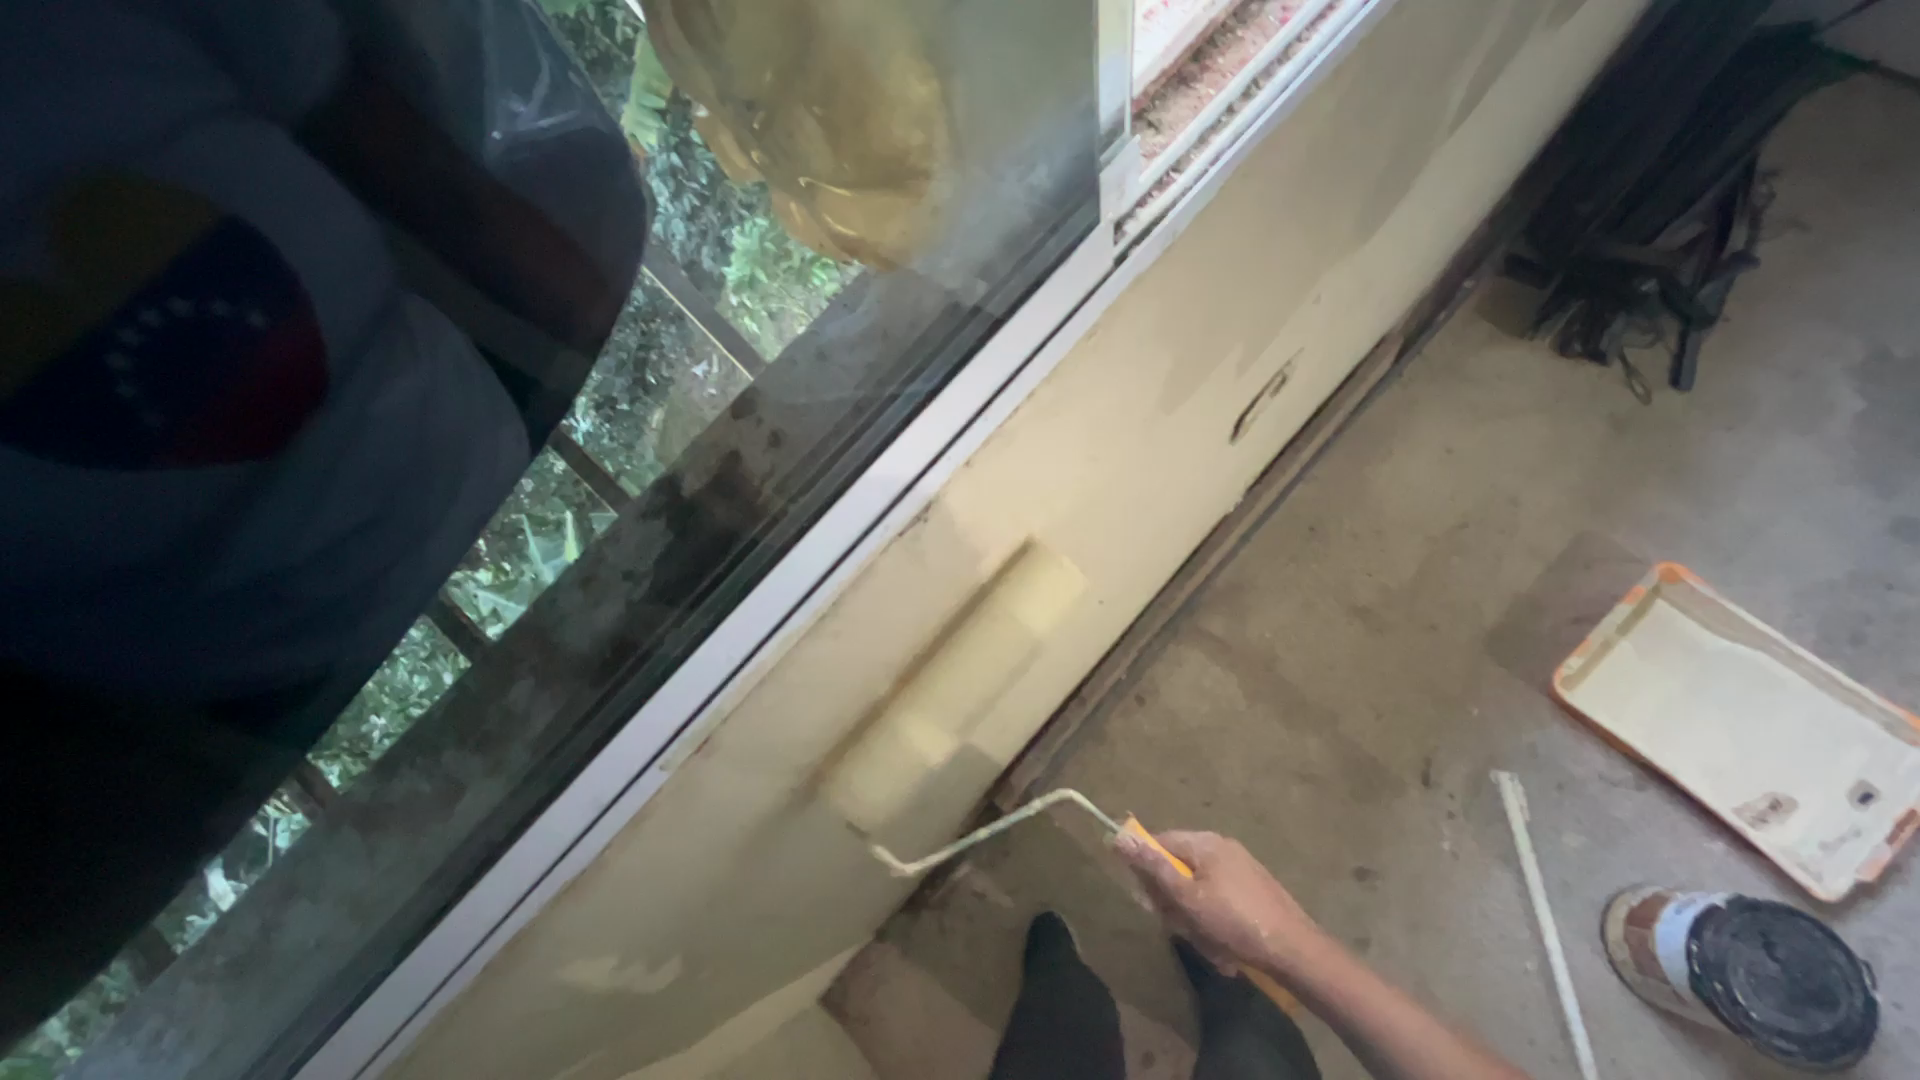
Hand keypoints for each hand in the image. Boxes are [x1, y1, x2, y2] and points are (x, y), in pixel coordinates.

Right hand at [1113, 829, 1331, 978]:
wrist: (1295, 950)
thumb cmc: (1234, 921)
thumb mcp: (1187, 898)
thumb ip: (1153, 868)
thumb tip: (1119, 836)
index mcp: (1205, 842)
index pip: (1159, 842)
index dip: (1146, 869)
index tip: (1148, 900)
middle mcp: (1222, 847)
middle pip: (1178, 866)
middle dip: (1173, 899)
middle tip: (1179, 925)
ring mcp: (1240, 868)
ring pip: (1197, 888)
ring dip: (1193, 916)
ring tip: (1205, 941)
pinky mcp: (1252, 889)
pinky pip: (1217, 899)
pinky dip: (1213, 921)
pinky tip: (1221, 945)